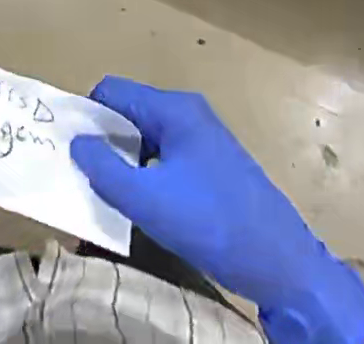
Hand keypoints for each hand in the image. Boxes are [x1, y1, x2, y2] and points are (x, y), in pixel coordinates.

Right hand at [69, 78, 363, 343]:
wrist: (290, 271)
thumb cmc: (215, 226)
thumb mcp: (147, 201)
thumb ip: (103, 168)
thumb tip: (76, 143)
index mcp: (174, 110)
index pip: (111, 92)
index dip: (87, 115)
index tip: (73, 147)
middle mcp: (188, 112)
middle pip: (128, 111)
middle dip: (105, 138)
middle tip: (88, 172)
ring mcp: (204, 137)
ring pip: (146, 134)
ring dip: (126, 157)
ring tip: (114, 189)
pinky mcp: (214, 162)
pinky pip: (165, 152)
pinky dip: (147, 169)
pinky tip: (147, 200)